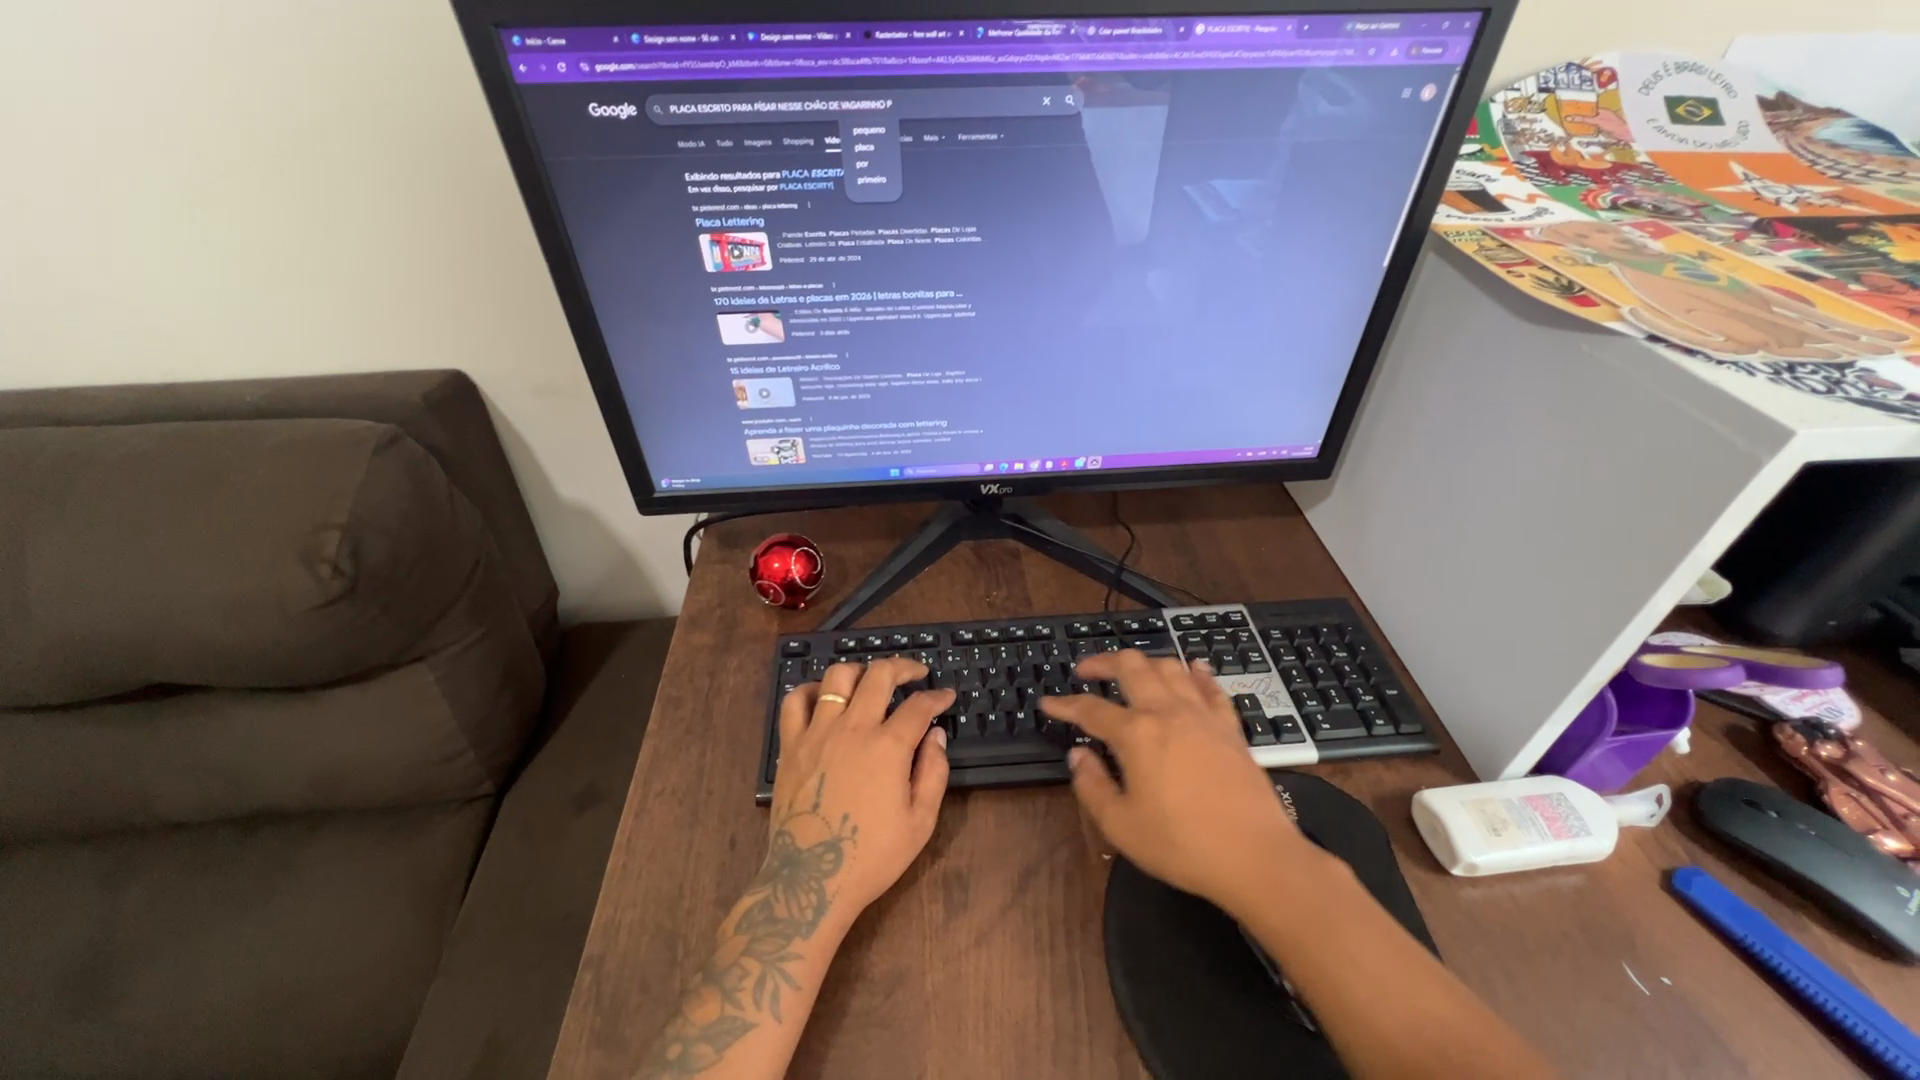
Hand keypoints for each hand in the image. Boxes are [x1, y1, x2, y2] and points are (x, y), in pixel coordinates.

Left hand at [770, 658, 953, 923]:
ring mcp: (817, 733)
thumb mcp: (920, 822)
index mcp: (888, 747)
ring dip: (860, 671)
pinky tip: (823, 697)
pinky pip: (794, 701)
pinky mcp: (790, 745)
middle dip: (903, 667)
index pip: (919, 705)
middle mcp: (853, 729)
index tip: (946, 696)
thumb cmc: (871, 856)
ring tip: (871, 681)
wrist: (811, 879)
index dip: (937, 696)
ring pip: (837, 677)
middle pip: (879, 675)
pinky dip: (811, 690)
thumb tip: (936, 736)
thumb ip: (933, 772)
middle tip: (915, 673)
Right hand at [1039, 650, 1318, 913]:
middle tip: (1086, 670)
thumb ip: (1092, 785)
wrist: (1255, 855)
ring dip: (1146, 661)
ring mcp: (1204, 717)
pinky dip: (1197, 672)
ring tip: (1132, 670)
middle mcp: (1168, 713)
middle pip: (1132, 666)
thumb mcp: (1121, 825)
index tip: (1048, 703)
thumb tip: (1078, 755)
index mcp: (1136, 734)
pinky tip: (1193, 668)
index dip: (1065, 704)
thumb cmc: (1181, 844)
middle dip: (1103, 661)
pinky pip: (1212, 687)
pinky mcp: (1231, 729)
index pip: (1090, 709)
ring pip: (1171, 667)